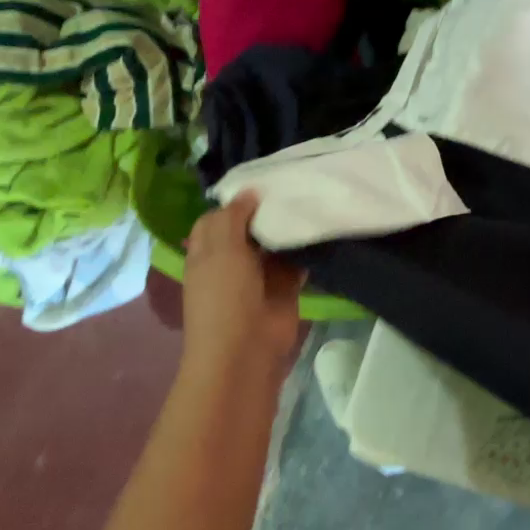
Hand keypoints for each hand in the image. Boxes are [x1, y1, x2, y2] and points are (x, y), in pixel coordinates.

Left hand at [181, 193, 305, 379]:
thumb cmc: (224, 296)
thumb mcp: (220, 249)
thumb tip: (250, 192)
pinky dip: (308, 247)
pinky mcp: (286, 285)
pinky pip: (298, 260)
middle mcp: (231, 261)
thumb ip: (233, 216)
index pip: (217, 218)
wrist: (245, 348)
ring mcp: (259, 274)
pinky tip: (322, 226)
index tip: (263, 180)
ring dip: (289, 227)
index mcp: (206, 252)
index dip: (236, 200)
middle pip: (249, 227)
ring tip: (312, 199)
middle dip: (267, 209)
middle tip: (293, 184)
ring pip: (275, 242)